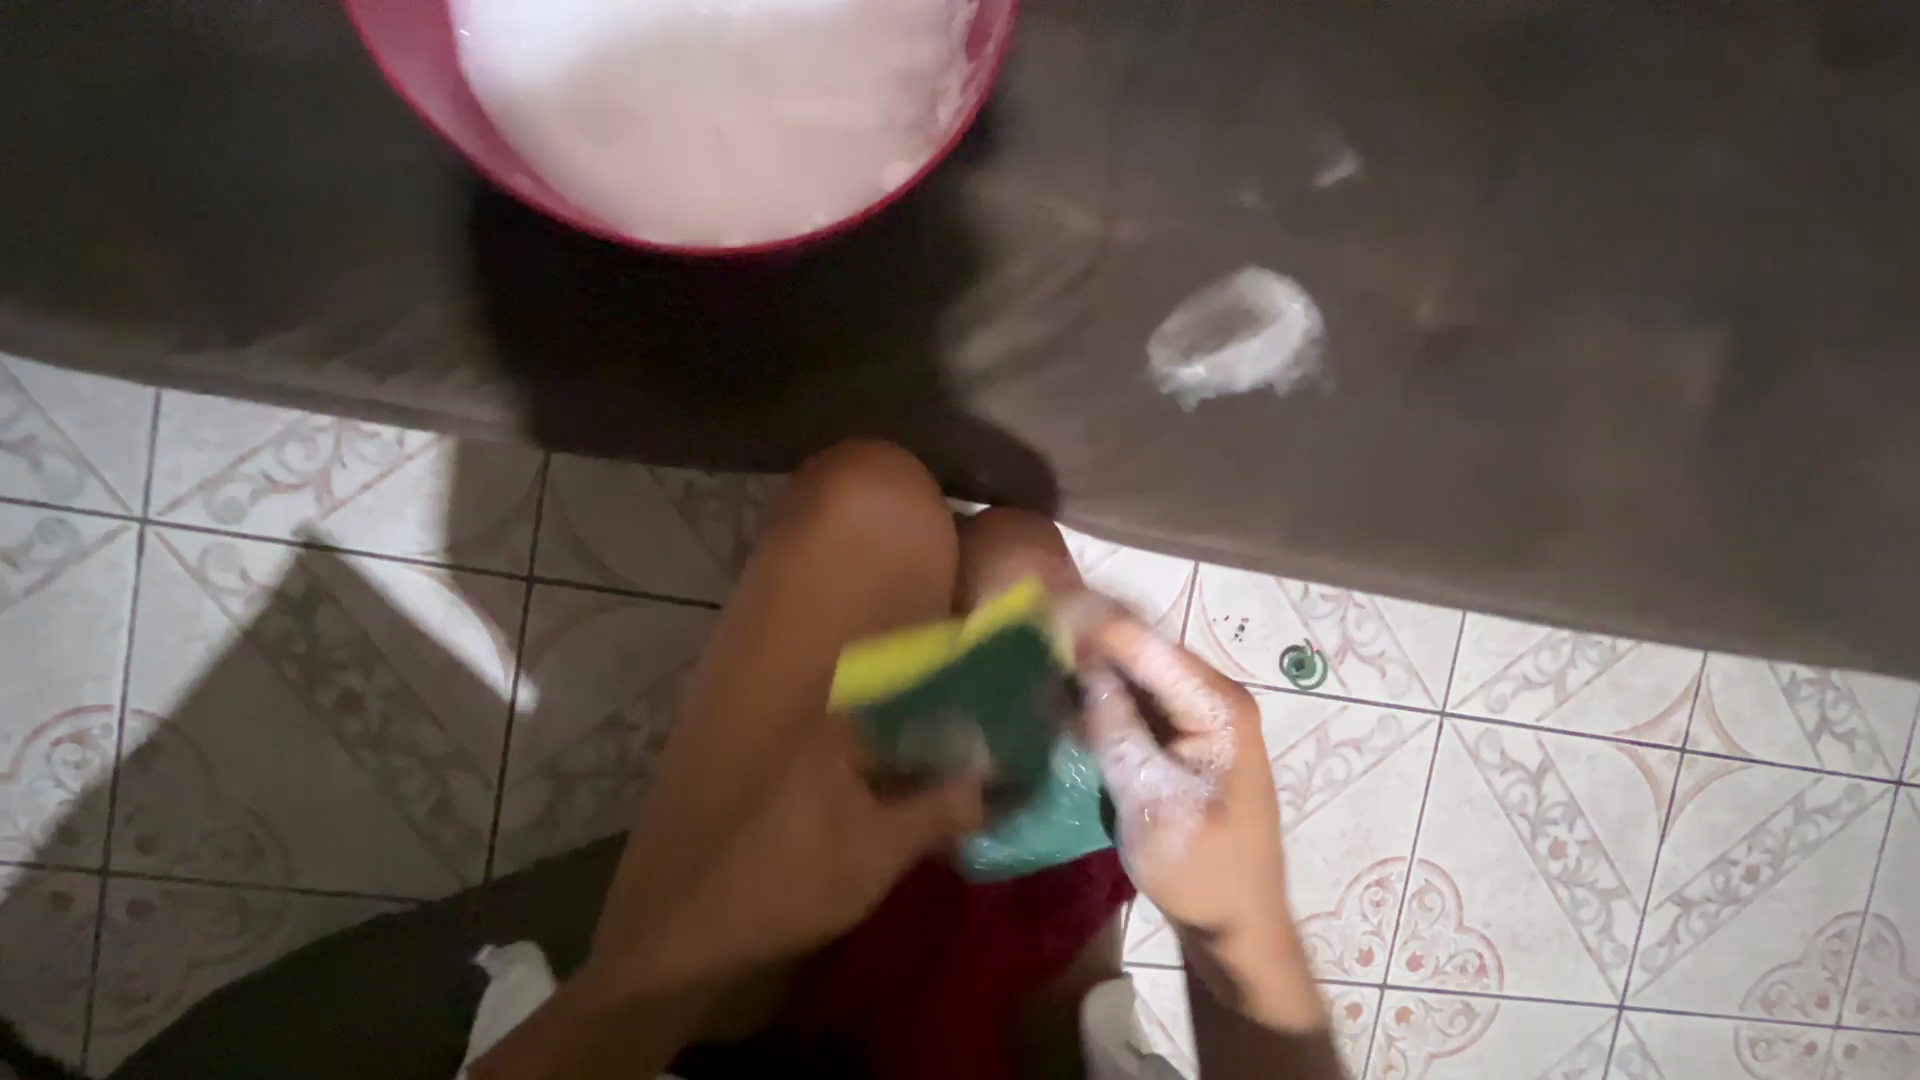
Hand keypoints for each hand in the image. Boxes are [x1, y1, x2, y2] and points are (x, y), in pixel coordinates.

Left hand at [586, 709, 986, 998]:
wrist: (705, 926)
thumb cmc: (798, 877)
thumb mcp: (882, 848)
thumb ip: (943, 808)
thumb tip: (1000, 777)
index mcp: (847, 727)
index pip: (924, 697)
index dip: (971, 710)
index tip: (1010, 726)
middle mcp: (831, 730)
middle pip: (910, 722)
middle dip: (955, 741)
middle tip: (1003, 760)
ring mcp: (816, 760)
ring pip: (892, 752)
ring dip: (931, 767)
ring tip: (978, 784)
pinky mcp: (808, 792)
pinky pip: (871, 776)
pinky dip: (903, 789)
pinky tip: (929, 810)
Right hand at [1064, 592, 1323, 1031]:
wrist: (1237, 924)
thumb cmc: (1200, 868)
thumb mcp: (1149, 800)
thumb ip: (1115, 727)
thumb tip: (1081, 665)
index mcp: (1216, 705)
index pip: (1145, 644)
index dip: (1092, 625)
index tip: (1039, 612)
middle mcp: (1212, 695)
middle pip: (1141, 649)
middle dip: (1088, 639)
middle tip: (1031, 632)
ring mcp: (1199, 713)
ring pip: (1136, 671)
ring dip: (1091, 665)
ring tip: (1038, 656)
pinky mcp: (1183, 733)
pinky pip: (1139, 698)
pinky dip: (1103, 695)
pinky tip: (1064, 694)